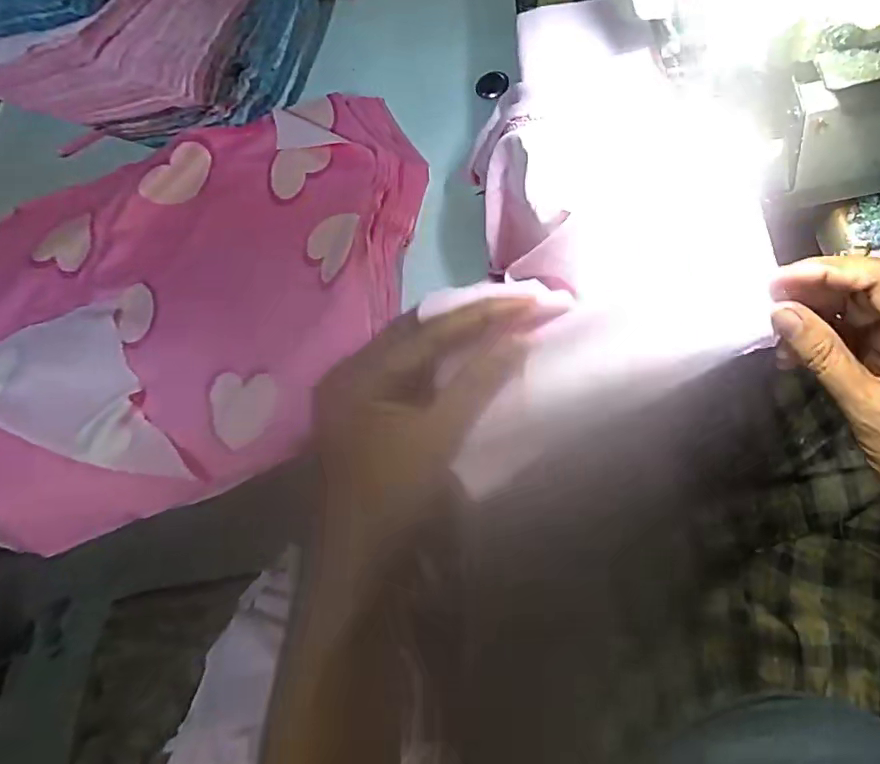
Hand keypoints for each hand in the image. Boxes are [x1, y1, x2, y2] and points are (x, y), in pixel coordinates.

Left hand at [312, 297, 542, 574]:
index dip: (482, 311)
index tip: (529, 299)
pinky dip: (447, 364)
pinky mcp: (371, 419)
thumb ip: (477, 382)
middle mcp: (350, 375)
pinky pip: (414, 376)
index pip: (429, 329)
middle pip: (418, 331)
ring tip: (504, 320)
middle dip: (470, 316)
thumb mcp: (438, 438)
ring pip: (416, 351)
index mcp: (357, 374)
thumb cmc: (393, 504)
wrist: (358, 582)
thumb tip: (519, 337)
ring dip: (459, 337)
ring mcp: (358, 397)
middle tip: (518, 303)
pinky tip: (475, 357)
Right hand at [770, 257, 879, 540]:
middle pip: (864, 291)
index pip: (877, 280)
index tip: (779, 281)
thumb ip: (823, 354)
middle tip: (768, 299)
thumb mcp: (869, 407)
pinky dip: (822, 340)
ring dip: (814, 317)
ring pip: (854, 313)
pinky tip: (793, 350)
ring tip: (775, 327)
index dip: (825, 272)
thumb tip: (780, 312)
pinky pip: (852, 338)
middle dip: (814, 292)